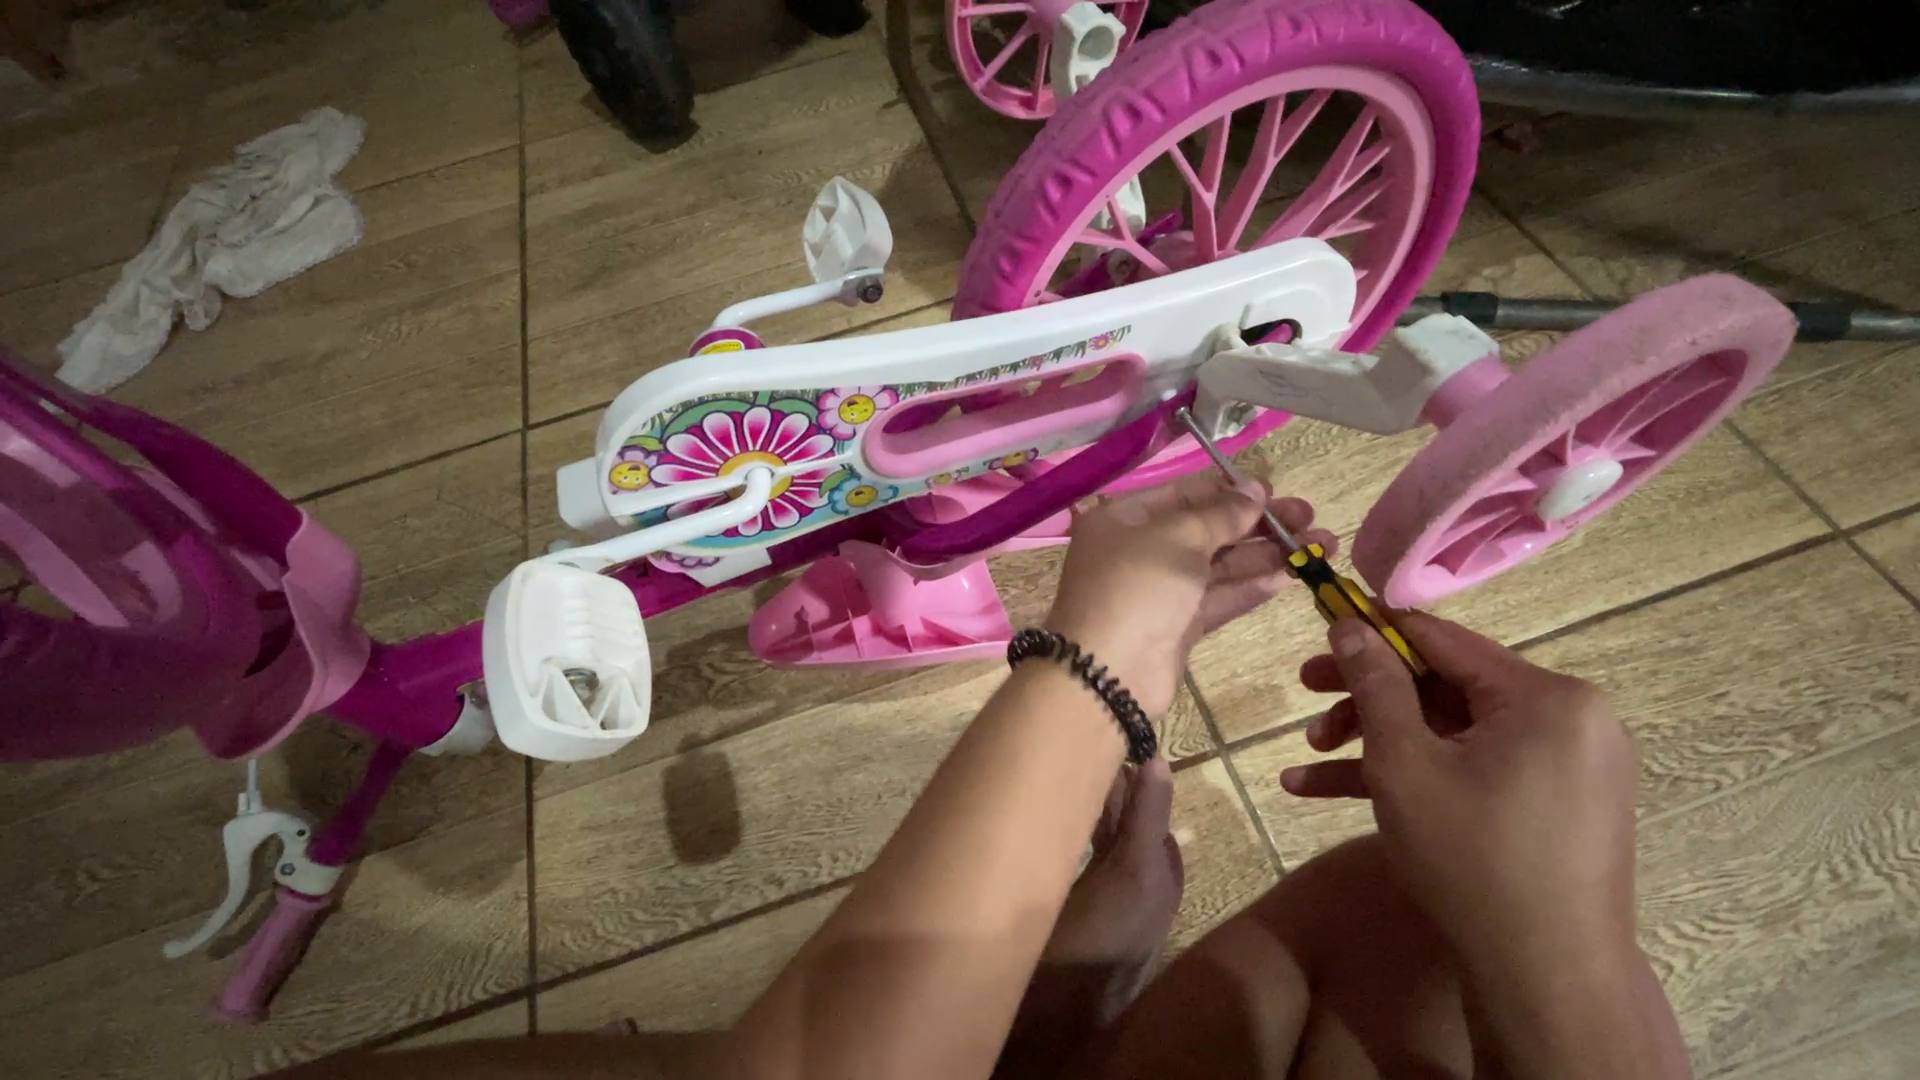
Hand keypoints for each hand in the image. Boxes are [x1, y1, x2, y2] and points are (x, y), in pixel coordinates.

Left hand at [1044, 470, 1335, 718]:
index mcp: (1124, 519)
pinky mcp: (1177, 626)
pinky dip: (1250, 587)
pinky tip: (1290, 576)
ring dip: (1265, 555)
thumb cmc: (1137, 587)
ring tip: (1320, 546)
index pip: (1183, 494)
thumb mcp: (1177, 537)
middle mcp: (1138, 550)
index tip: (1275, 492)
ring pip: (1218, 565)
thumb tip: (1254, 489)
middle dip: (1257, 524)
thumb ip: (1219, 514)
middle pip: (1205, 529)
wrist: (1109, 673)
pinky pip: (1218, 598)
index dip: (1229, 491)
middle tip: (1309, 518)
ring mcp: (1159, 591)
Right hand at [1281, 613, 1641, 981]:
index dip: (1375, 632)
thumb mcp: (1403, 761)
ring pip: (1448, 731)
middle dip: (1365, 696)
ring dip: (1374, 740)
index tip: (1321, 630)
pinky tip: (1327, 791)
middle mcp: (1567, 720)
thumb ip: (1375, 683)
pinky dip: (1409, 775)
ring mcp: (1562, 765)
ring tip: (1308, 757)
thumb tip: (1350, 624)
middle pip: (1442, 687)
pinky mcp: (1548, 802)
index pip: (1443, 640)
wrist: (1546, 978)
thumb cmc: (1471, 857)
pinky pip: (1469, 768)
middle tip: (1304, 694)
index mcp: (1546, 698)